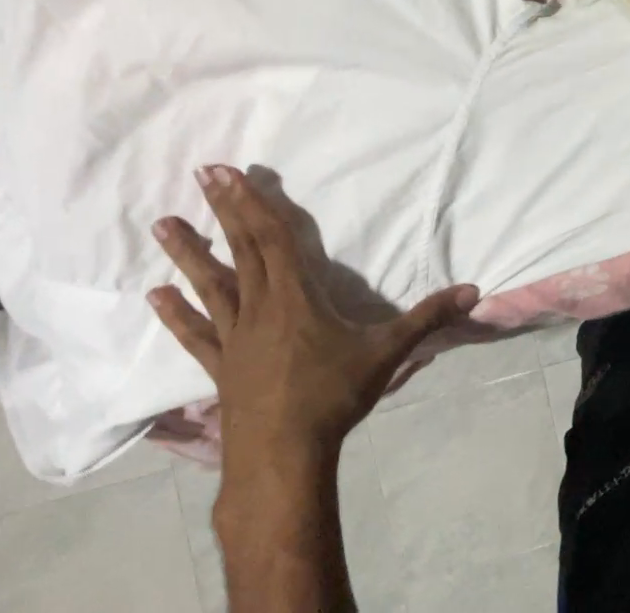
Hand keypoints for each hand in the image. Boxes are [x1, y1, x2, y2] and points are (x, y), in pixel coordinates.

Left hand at [148, 165, 481, 460]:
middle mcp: (259, 308)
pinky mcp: (220, 365)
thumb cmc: (333, 396)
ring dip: (188, 253)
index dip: (254, 203)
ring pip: (210, 285)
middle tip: (203, 174)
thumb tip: (474, 290)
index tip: (230, 173)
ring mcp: (234, 337)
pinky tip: (155, 295)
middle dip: (223, 210)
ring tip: (161, 224)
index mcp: (296, 298)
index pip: (273, 239)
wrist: (281, 456)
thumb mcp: (388, 353)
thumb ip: (428, 318)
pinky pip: (196, 332)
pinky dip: (177, 312)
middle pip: (241, 250)